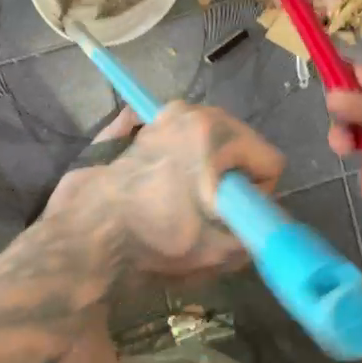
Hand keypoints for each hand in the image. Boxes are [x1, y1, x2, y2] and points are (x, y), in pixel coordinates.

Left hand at [51, 102, 283, 278]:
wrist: (92, 234)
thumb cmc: (160, 238)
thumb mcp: (225, 251)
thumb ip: (257, 233)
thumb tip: (258, 221)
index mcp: (218, 132)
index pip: (269, 161)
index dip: (258, 195)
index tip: (233, 217)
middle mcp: (191, 111)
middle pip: (240, 145)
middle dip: (233, 176)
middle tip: (208, 211)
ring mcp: (161, 115)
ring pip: (208, 140)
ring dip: (205, 167)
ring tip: (180, 200)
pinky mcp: (135, 126)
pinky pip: (176, 137)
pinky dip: (178, 156)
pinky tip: (163, 180)